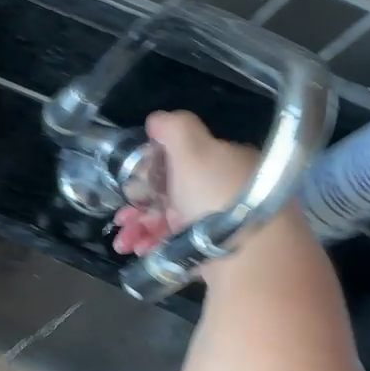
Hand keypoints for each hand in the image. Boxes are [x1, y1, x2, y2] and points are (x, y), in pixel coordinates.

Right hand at [111, 111, 269, 272]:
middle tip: (120, 223)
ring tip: (124, 245)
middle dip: (138, 210)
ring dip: (140, 231)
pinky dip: (154, 247)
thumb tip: (156, 118)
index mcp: (221, 162)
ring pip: (169, 222)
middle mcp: (222, 189)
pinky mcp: (213, 249)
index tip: (127, 191)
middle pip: (170, 196)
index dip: (148, 177)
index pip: (179, 165)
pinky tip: (141, 252)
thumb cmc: (217, 196)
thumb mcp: (194, 153)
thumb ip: (175, 131)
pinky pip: (177, 245)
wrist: (249, 248)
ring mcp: (219, 221)